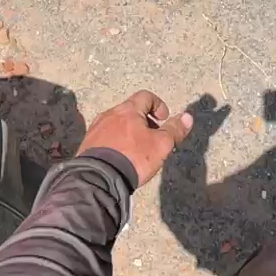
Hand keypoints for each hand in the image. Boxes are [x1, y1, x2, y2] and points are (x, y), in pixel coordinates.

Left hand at [78, 91, 193, 186]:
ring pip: (117, 124)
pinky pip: (106, 137)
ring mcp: (96, 129)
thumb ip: (174, 130)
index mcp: (127, 110)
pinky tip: (121, 157)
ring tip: (137, 150)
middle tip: (153, 137)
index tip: (164, 119)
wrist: (98, 179)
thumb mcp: (161, 145)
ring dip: (129, 132)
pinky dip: (116, 142)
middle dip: (144, 121)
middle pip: (130, 110)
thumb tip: (188, 116)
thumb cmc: (133, 157)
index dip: (158, 105)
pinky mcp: (87, 144)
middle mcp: (109, 114)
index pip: (145, 96)